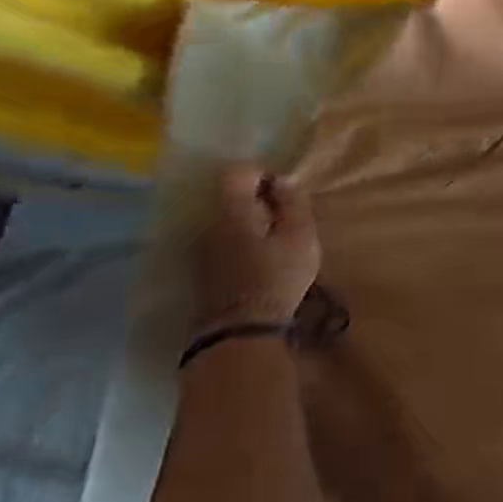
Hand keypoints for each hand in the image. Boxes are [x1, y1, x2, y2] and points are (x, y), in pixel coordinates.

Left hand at [193, 164, 320, 332]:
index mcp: (232, 212)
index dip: (264, 173)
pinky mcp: (204, 269)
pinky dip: (248, 243)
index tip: (287, 192)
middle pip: (234, 198)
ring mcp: (202, 248)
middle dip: (264, 202)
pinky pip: (227, 242)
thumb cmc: (277, 277)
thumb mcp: (300, 237)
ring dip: (256, 225)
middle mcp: (209, 224)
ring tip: (283, 246)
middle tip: (293, 222)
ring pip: (231, 222)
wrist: (241, 328)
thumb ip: (294, 204)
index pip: (238, 173)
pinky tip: (266, 264)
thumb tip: (284, 180)